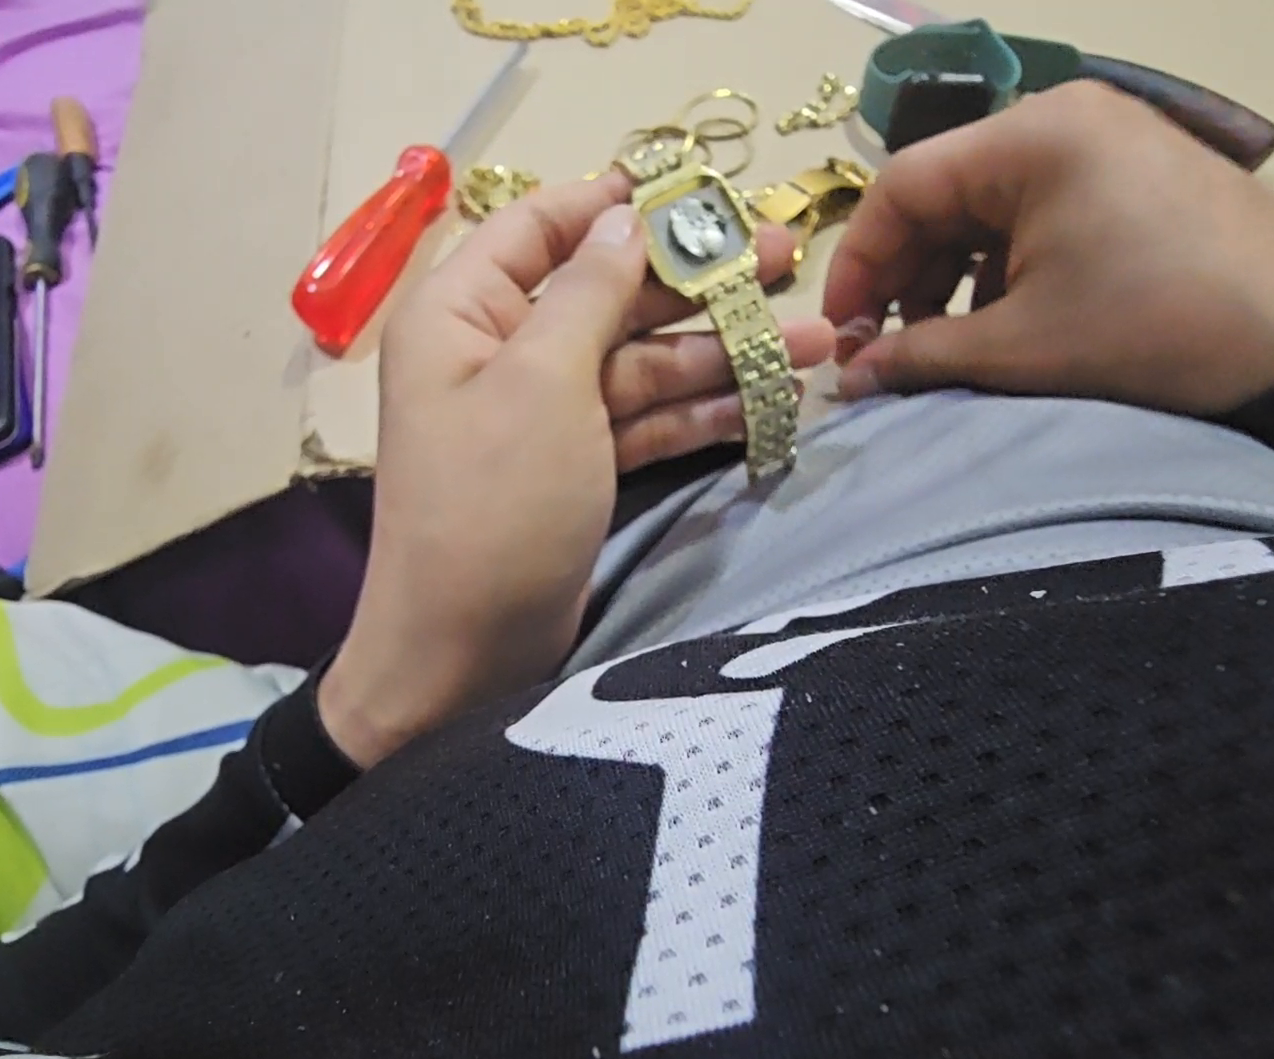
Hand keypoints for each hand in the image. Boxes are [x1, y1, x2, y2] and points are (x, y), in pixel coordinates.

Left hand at [320, 174, 833, 766]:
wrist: (464, 650)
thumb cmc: (494, 504)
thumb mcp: (541, 383)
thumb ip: (587, 294)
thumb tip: (623, 220)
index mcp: (462, 314)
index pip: (538, 228)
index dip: (612, 205)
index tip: (692, 193)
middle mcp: (498, 354)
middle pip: (604, 297)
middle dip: (692, 283)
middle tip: (786, 259)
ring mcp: (541, 416)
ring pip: (635, 365)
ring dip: (716, 354)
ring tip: (810, 339)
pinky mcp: (575, 468)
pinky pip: (641, 424)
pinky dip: (697, 415)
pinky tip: (767, 404)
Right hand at [825, 82, 1273, 414]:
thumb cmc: (1150, 329)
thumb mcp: (1016, 347)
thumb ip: (914, 357)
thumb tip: (846, 381)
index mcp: (1032, 141)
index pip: (900, 186)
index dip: (855, 262)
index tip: (841, 329)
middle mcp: (1058, 125)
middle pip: (934, 196)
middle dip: (895, 276)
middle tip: (877, 346)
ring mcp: (1093, 148)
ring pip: (972, 212)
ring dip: (936, 279)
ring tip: (931, 340)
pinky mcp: (1115, 181)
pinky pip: (1018, 220)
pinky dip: (984, 273)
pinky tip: (987, 321)